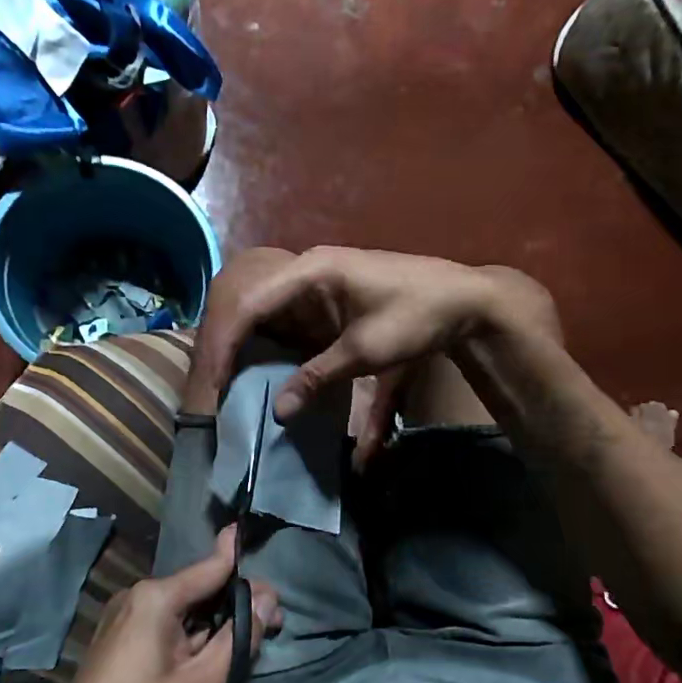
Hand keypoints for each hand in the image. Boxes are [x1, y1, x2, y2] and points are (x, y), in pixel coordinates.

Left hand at [36, 527, 279, 682]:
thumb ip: (240, 637)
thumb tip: (266, 599)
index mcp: (156, 597)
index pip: (212, 567)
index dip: (244, 564)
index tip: (268, 556)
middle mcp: (136, 597)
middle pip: (199, 588)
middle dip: (235, 603)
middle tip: (272, 626)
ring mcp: (123, 618)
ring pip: (184, 610)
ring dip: (214, 624)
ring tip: (245, 644)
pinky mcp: (118, 640)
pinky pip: (165, 625)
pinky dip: (191, 636)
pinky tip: (207, 657)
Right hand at [190, 246, 553, 422]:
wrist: (468, 303)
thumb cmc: (416, 316)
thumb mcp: (364, 351)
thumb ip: (317, 378)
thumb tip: (278, 411)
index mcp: (312, 271)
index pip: (252, 304)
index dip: (227, 343)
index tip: (213, 380)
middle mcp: (311, 276)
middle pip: (260, 312)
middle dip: (239, 349)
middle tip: (221, 388)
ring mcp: (325, 293)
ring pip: (280, 324)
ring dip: (263, 356)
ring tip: (241, 389)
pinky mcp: (339, 312)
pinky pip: (305, 336)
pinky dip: (295, 361)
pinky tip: (285, 386)